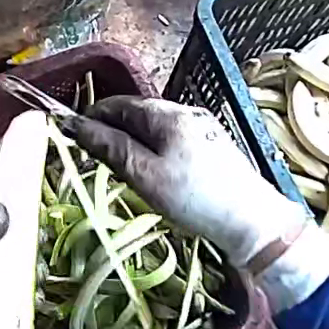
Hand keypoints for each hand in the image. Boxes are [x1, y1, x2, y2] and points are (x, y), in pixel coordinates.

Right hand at [62, 96, 308, 269]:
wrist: (254, 224)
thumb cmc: (195, 198)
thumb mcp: (144, 174)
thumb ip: (109, 147)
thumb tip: (74, 124)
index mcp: (167, 114)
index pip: (117, 104)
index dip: (92, 118)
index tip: (74, 140)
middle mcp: (185, 112)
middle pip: (136, 113)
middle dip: (111, 130)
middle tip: (96, 160)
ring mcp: (201, 128)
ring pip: (153, 127)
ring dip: (131, 141)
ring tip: (123, 170)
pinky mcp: (211, 146)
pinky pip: (171, 139)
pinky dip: (153, 149)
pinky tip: (154, 173)